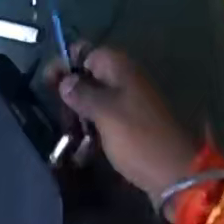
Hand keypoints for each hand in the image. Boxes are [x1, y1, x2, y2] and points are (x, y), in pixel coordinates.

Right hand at [48, 47, 199, 199]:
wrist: (176, 173)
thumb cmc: (137, 136)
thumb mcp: (104, 112)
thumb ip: (80, 92)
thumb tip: (64, 79)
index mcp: (116, 65)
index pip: (82, 51)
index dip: (63, 64)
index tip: (47, 85)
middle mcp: (122, 76)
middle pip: (87, 75)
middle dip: (70, 94)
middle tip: (60, 117)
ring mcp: (129, 100)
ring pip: (94, 99)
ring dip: (80, 115)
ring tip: (70, 137)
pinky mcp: (132, 123)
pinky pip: (105, 118)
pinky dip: (93, 130)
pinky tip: (84, 149)